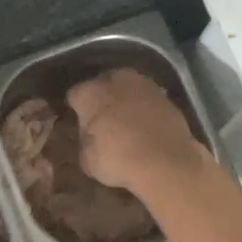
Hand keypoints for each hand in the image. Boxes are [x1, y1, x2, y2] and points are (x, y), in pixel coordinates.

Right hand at [68, 68, 210, 192]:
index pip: (75, 94)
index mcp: (91, 93)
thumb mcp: (87, 158)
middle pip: (102, 83)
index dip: (75, 109)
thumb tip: (89, 133)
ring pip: (126, 87)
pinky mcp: (165, 95)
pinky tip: (142, 125)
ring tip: (123, 121)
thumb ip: (85, 138)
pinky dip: (142, 108)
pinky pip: (145, 98)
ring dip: (122, 100)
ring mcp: (144, 84)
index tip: (76, 122)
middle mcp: (116, 80)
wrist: (166, 161)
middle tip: (100, 119)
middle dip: (100, 98)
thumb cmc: (118, 160)